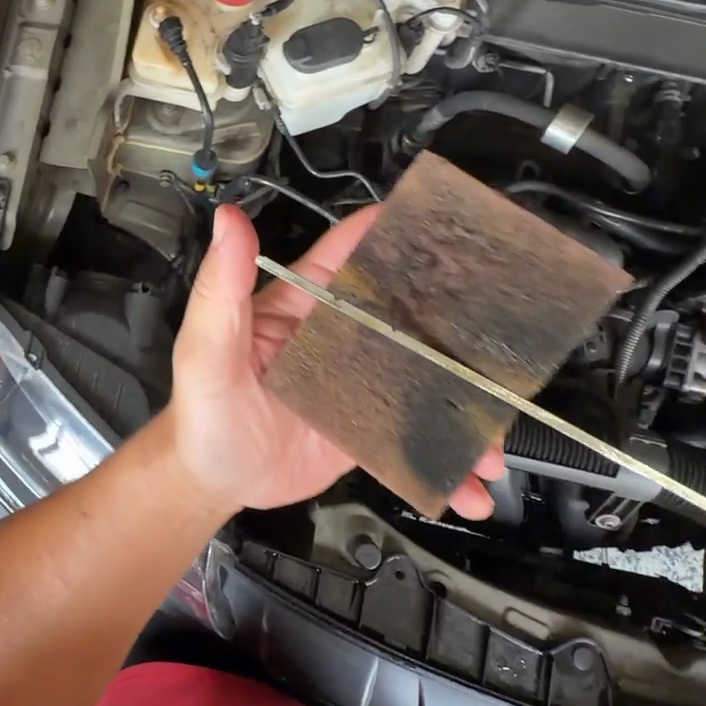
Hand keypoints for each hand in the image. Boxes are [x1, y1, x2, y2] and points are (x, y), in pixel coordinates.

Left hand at [163, 204, 504, 516]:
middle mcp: (339, 339)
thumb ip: (221, 286)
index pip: (354, 255)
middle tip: (504, 331)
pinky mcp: (368, 430)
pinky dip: (447, 461)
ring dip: (463, 403)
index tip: (447, 224)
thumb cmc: (201, 409)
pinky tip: (469, 484)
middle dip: (457, 321)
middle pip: (408, 315)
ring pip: (424, 380)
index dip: (397, 235)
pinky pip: (415, 438)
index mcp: (305, 306)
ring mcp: (359, 384)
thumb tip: (230, 221)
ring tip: (492, 440)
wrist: (210, 477)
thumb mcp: (205, 347)